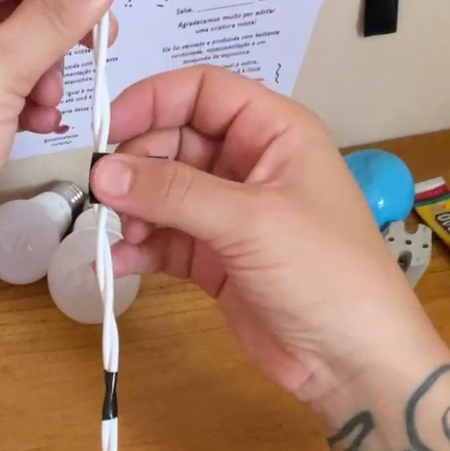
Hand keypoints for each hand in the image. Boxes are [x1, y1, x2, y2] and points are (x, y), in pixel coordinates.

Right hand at [90, 66, 449, 415]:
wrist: (347, 358)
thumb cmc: (322, 272)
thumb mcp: (249, 221)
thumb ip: (174, 194)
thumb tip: (102, 173)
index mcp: (273, 133)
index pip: (202, 92)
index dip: (152, 101)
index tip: (105, 131)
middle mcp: (247, 167)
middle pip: (175, 144)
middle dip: (138, 167)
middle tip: (105, 196)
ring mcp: (228, 218)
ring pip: (164, 197)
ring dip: (135, 212)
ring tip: (122, 236)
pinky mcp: (213, 263)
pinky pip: (165, 244)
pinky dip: (140, 251)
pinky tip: (119, 265)